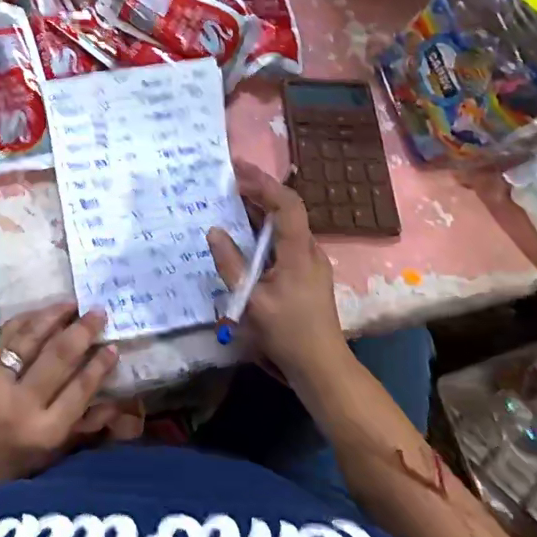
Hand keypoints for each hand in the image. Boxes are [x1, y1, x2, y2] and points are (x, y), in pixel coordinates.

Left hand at [0, 304, 123, 502]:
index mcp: (44, 434)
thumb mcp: (45, 460)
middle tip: (99, 312)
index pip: (80, 389)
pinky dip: (26, 320)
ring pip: (32, 339)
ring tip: (73, 303)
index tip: (113, 345)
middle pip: (59, 357)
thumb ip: (79, 430)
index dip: (99, 365)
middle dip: (82, 331)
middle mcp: (22, 406)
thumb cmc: (0, 478)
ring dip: (55, 316)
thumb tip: (113, 405)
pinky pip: (6, 336)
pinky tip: (41, 312)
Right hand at [208, 161, 344, 378]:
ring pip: (287, 224)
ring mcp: (311, 262)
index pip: (287, 204)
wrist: (321, 367)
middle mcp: (310, 250)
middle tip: (232, 177)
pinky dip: (267, 227)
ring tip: (235, 197)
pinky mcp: (307, 275)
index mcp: (299, 251)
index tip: (239, 169)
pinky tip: (248, 233)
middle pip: (288, 208)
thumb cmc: (287, 333)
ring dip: (263, 208)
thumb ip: (231, 264)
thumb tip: (215, 230)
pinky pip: (286, 239)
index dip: (264, 182)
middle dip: (260, 189)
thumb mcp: (251, 300)